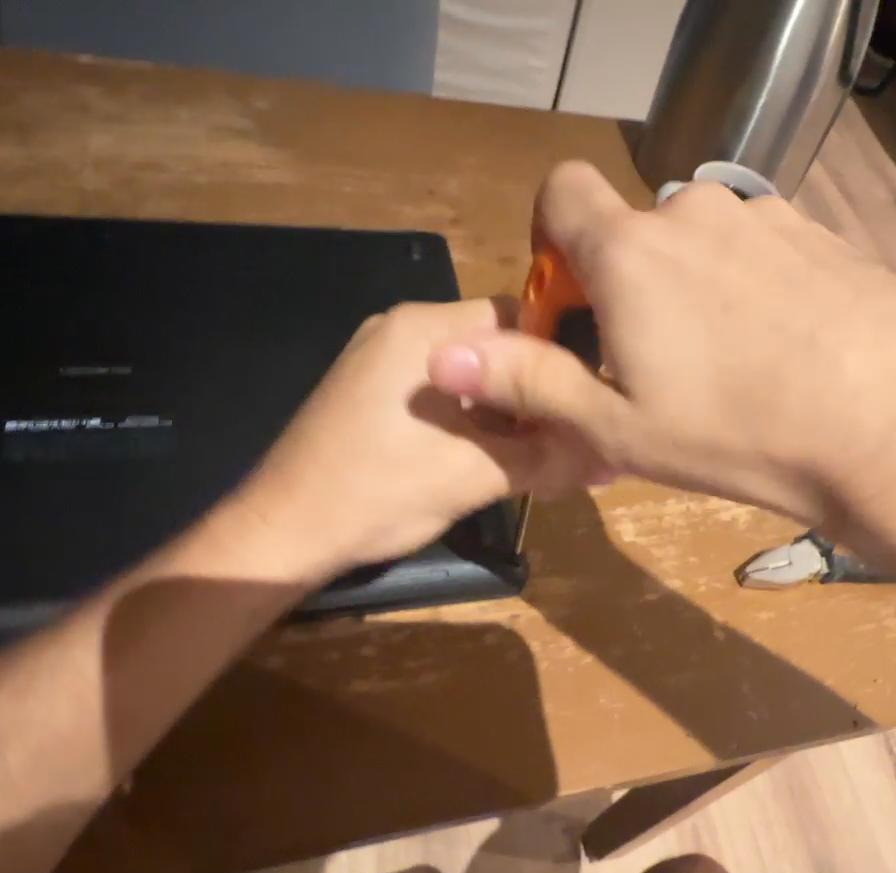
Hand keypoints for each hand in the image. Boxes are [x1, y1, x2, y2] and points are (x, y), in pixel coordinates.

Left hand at [221, 298, 602, 578]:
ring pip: (467, 372)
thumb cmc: (374, 494)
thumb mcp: (470, 477)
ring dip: (504, 408)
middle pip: (493, 345)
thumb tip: (613, 455)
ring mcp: (379, 359)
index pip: (517, 317)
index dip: (561, 356)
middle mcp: (399, 329)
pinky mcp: (369, 391)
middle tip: (574, 430)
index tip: (594, 396)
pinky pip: (439, 391)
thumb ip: (545, 458)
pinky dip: (471, 418)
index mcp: (423, 331)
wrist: (281, 532)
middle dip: (534, 388)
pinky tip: (492, 454)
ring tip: (543, 448)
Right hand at [425, 161, 895, 533]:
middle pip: (634, 229)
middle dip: (626, 283)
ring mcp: (765, 218)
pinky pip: (761, 252)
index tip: (570, 308)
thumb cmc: (736, 431)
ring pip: (701, 244)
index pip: (560, 191)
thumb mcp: (616, 425)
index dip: (551, 240)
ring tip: (726, 369)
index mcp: (629, 251)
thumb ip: (527, 383)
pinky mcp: (822, 236)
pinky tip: (782, 353)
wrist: (894, 423)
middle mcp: (693, 212)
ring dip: (691, 291)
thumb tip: (441, 358)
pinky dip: (751, 290)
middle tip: (652, 366)